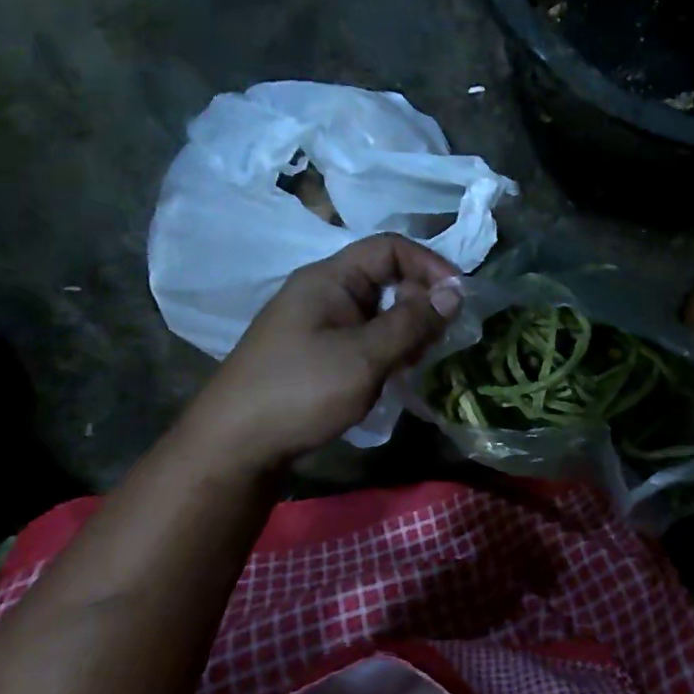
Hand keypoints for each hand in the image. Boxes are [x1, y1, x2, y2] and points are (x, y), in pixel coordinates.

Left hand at [181, 234, 462, 471]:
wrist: (235, 444)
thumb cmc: (300, 391)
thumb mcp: (364, 357)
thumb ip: (411, 323)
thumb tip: (455, 292)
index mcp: (328, 279)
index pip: (389, 248)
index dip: (428, 265)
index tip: (458, 299)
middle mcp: (321, 294)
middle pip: (383, 280)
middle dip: (418, 304)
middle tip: (435, 343)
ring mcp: (314, 326)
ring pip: (374, 314)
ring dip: (402, 333)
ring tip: (415, 366)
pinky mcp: (312, 356)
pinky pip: (359, 340)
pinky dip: (382, 352)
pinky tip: (391, 379)